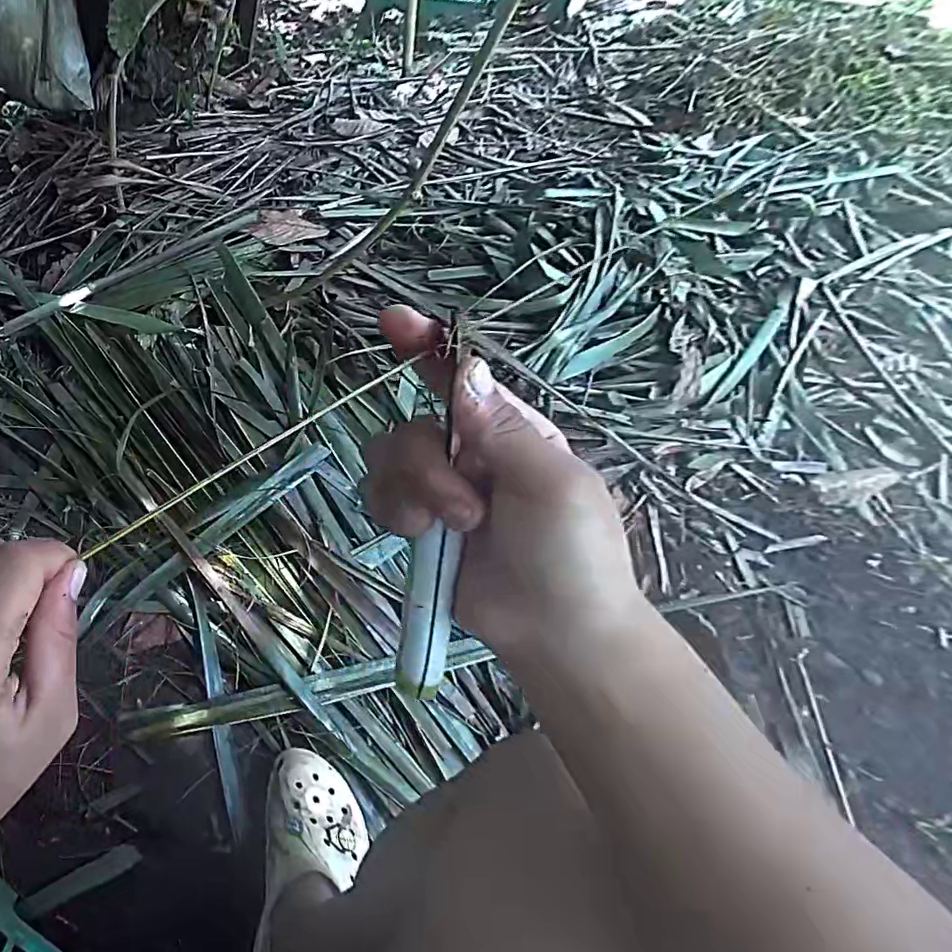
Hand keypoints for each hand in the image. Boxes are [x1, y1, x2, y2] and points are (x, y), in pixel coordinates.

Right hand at [360, 305, 647, 660]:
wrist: (553, 630)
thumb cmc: (574, 553)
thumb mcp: (553, 484)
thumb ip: (503, 429)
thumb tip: (464, 371)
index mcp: (508, 430)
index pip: (459, 376)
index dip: (426, 345)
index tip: (393, 321)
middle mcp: (465, 450)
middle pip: (411, 426)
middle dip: (428, 467)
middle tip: (465, 510)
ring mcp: (435, 486)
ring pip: (386, 459)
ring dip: (415, 495)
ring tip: (452, 530)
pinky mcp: (413, 518)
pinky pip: (377, 495)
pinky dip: (395, 514)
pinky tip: (424, 538)